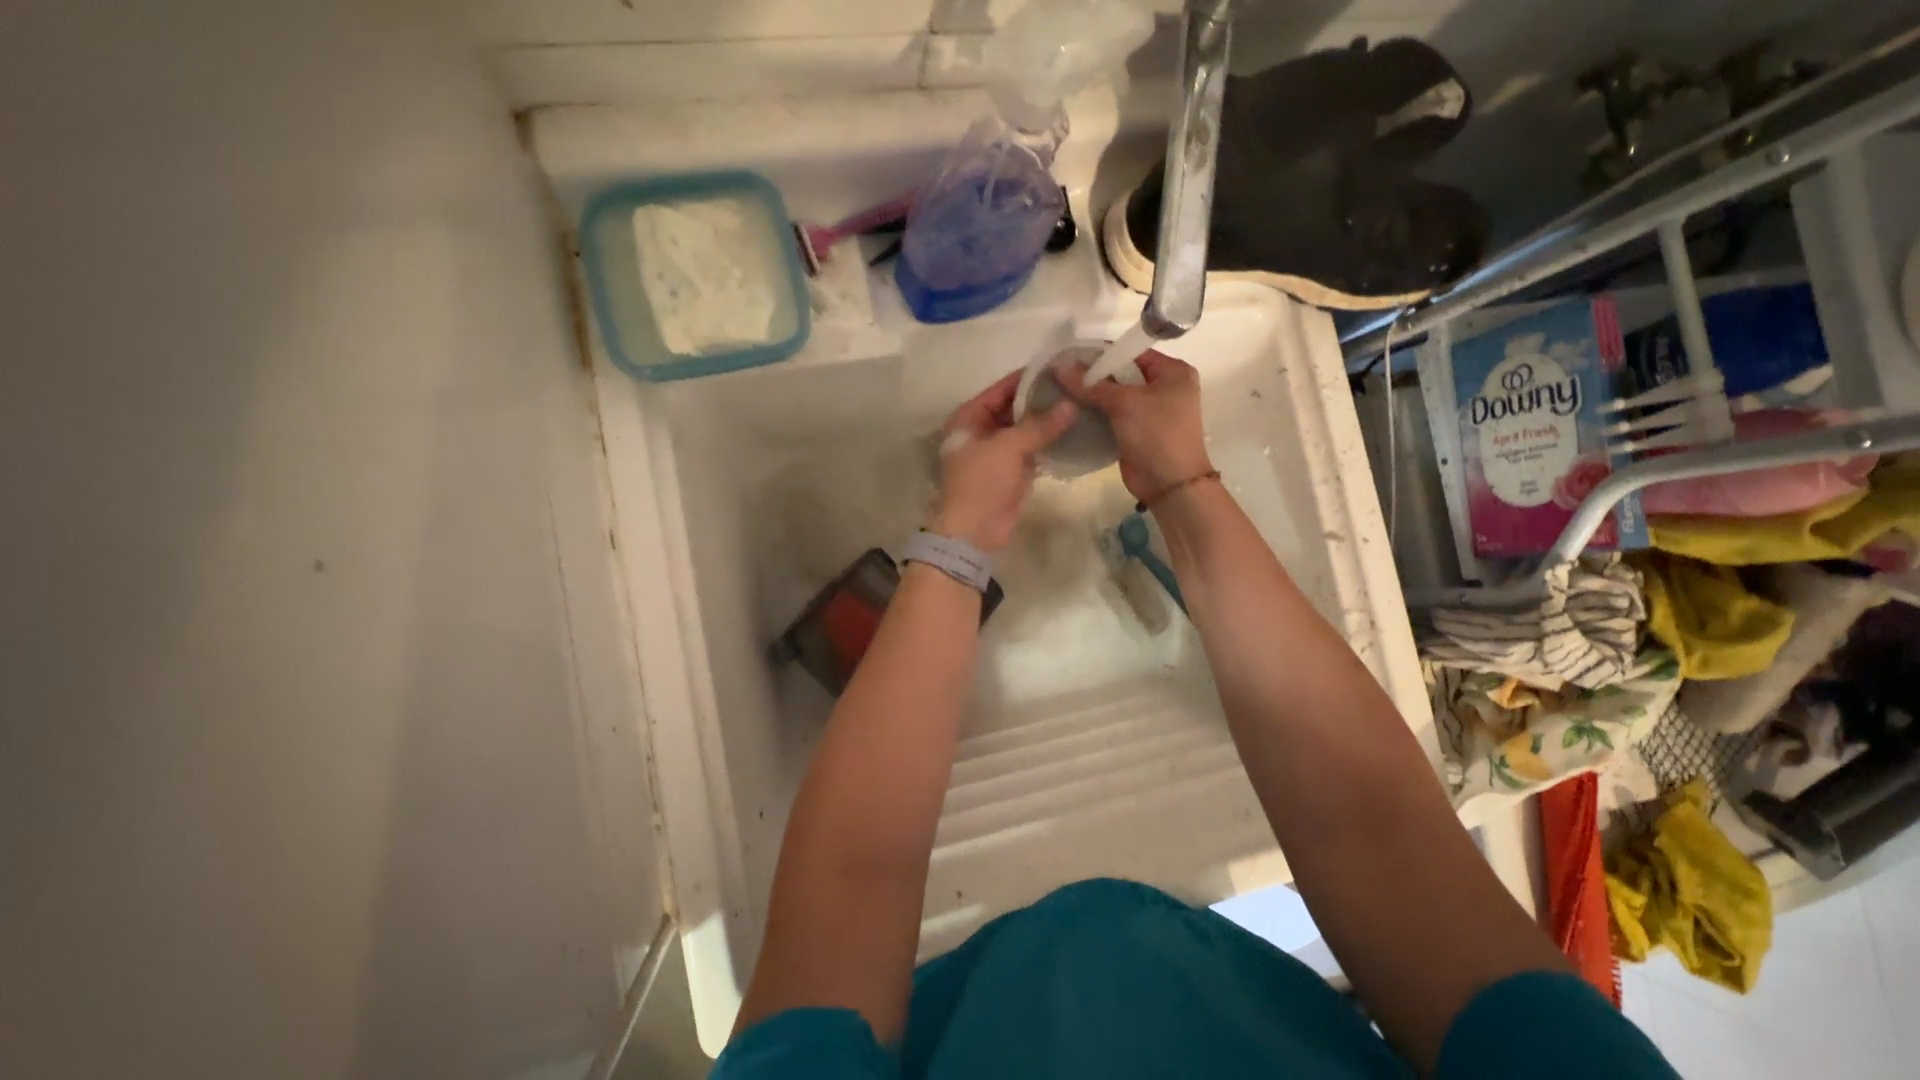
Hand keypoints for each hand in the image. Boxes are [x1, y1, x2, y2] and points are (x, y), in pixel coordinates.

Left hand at [929, 369, 1077, 552]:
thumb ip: (1040, 424)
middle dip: (1042, 399)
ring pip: (1025, 429)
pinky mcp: (1012, 471)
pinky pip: (1032, 449)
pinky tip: (1074, 431)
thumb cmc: (982, 482)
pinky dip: (1049, 441)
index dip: (1028, 377)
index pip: (1001, 388)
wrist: (974, 531)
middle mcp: (981, 430)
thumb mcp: (1009, 447)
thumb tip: (1071, 404)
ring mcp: (997, 452)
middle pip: (1014, 407)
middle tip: (1076, 385)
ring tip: (1081, 403)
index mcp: (969, 418)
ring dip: (1048, 420)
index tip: (1058, 366)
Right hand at [1057, 350, 1211, 502]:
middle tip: (1060, 373)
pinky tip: (1070, 410)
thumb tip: (1059, 367)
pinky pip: (1112, 414)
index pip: (1133, 352)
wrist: (1169, 484)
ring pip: (1115, 395)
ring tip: (1059, 390)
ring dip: (1091, 395)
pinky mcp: (1136, 430)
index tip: (1070, 355)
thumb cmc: (1156, 434)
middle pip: (1122, 373)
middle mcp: (1164, 387)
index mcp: (1173, 372)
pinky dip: (1095, 413)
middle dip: (1094, 374)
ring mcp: (1151, 411)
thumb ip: (1091, 385)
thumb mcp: (1125, 403)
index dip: (1102, 353)